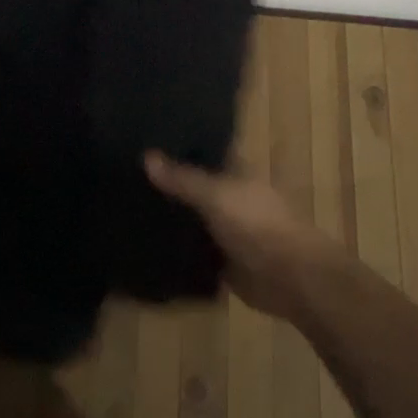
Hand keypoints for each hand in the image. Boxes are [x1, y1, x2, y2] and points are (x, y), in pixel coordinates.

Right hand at [145, 150, 342, 320]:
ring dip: (171, 219)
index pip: (206, 151)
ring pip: (194, 220)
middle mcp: (232, 198)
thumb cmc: (258, 224)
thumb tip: (146, 155)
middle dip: (170, 184)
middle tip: (126, 176)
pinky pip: (195, 252)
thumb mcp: (216, 195)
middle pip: (196, 187)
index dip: (181, 145)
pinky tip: (146, 246)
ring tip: (127, 208)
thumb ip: (183, 179)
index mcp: (237, 173)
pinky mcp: (224, 263)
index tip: (146, 139)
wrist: (291, 278)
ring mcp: (228, 231)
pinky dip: (177, 251)